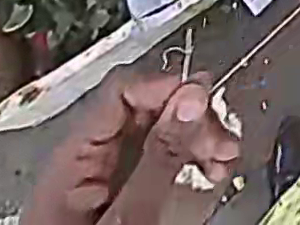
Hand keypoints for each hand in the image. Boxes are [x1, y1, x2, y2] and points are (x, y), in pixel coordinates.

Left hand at [22, 72, 240, 224]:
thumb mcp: (128, 224)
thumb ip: (160, 157)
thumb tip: (194, 92)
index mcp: (73, 164)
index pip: (121, 92)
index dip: (166, 88)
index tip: (204, 104)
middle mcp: (89, 165)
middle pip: (147, 109)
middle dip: (193, 116)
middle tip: (223, 141)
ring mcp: (108, 183)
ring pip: (162, 132)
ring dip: (201, 137)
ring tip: (226, 158)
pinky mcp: (127, 201)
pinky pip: (165, 161)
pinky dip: (194, 160)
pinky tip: (214, 170)